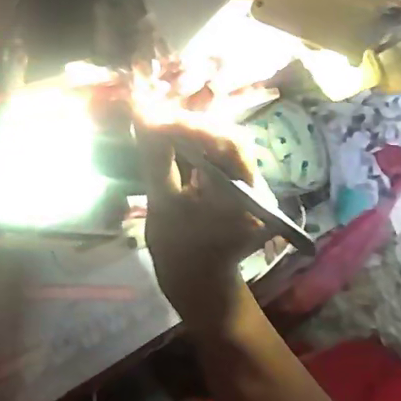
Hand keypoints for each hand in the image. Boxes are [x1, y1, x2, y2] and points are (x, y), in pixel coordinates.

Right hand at [135, 119, 267, 334]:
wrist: (199, 281)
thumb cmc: (180, 251)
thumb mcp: (162, 207)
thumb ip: (157, 161)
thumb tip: (146, 119)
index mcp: (243, 193)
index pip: (227, 142)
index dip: (193, 126)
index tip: (158, 119)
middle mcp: (254, 182)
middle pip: (225, 137)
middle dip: (189, 125)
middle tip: (153, 119)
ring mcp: (247, 182)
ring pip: (220, 142)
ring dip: (189, 131)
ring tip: (157, 126)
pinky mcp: (235, 181)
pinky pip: (216, 153)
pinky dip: (191, 144)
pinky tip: (168, 140)